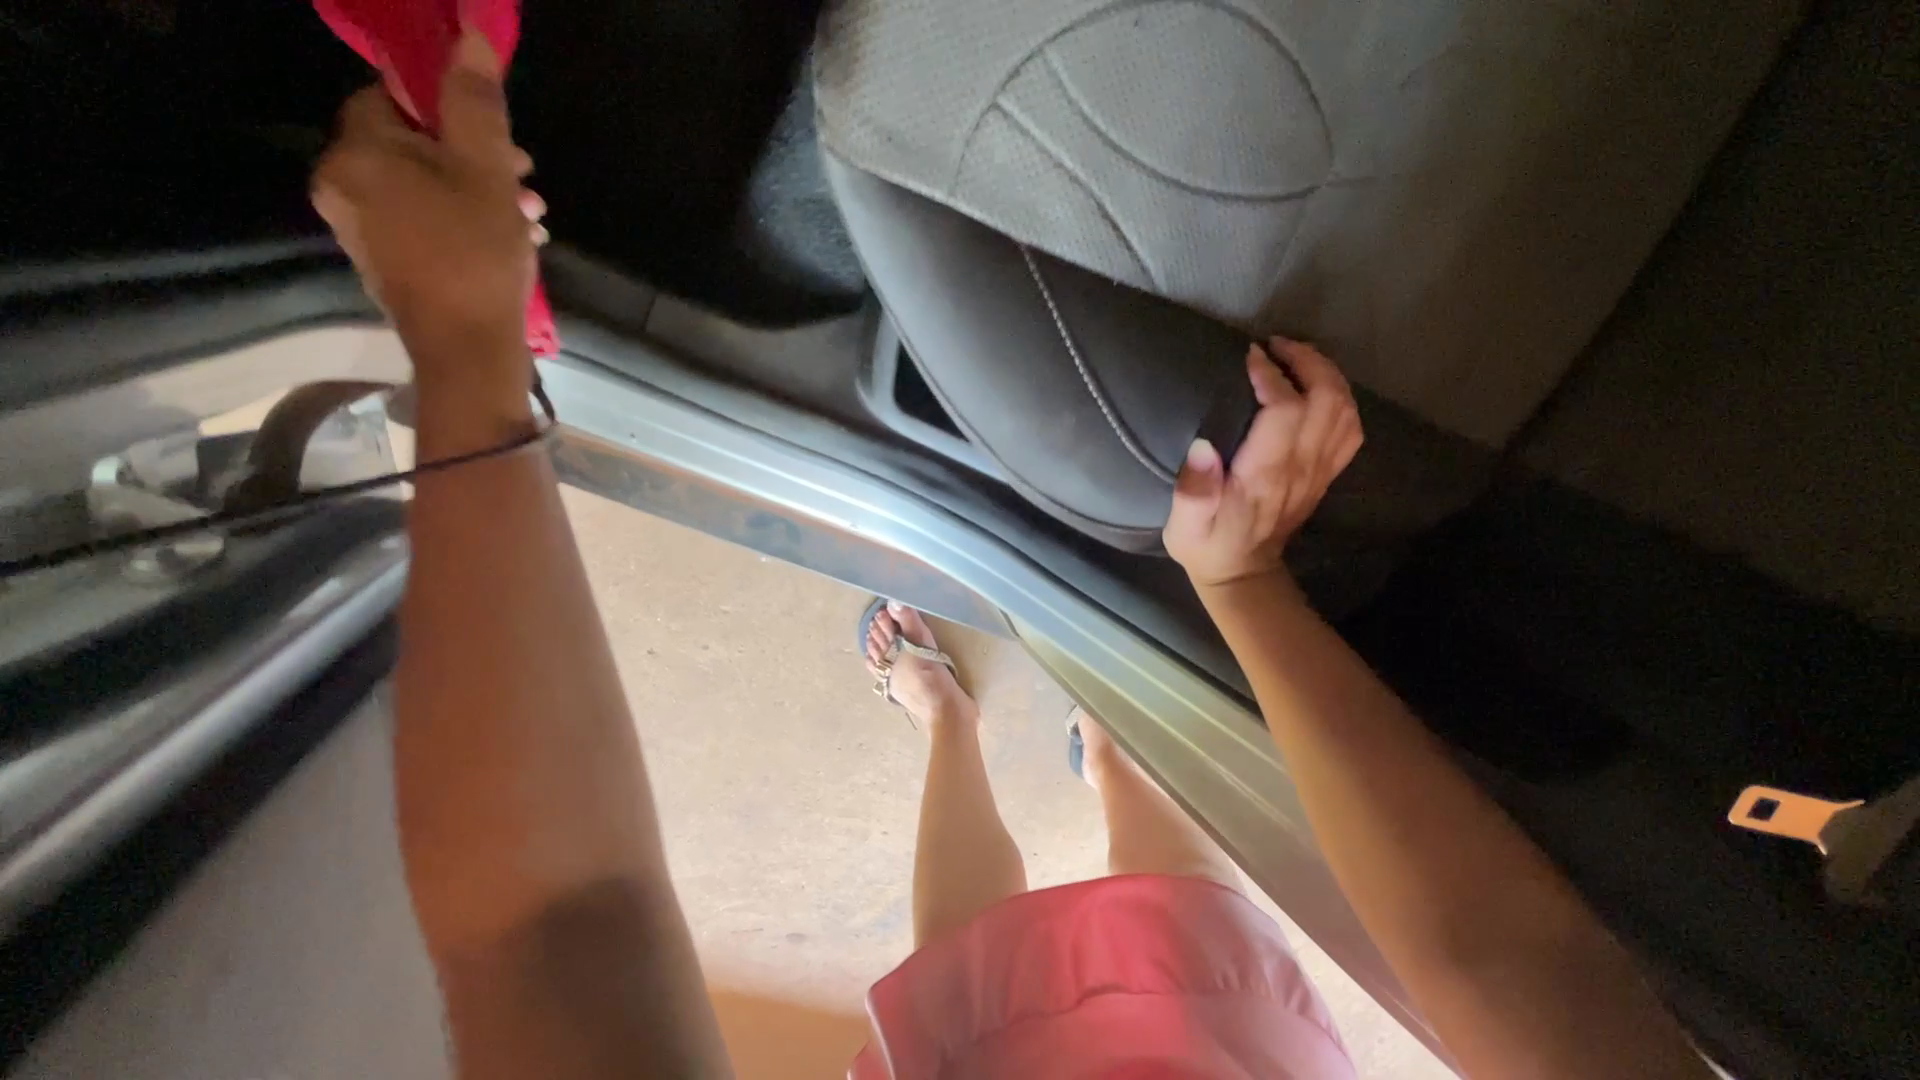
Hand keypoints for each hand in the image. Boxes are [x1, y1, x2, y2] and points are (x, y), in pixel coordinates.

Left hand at [311, 30, 545, 383]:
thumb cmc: (477, 254)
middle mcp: (343, 184)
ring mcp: (358, 228)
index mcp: (358, 152)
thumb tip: (470, 33)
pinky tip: (504, 241)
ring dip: (475, 193)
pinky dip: (458, 222)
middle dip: (472, 157)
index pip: (390, 96)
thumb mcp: (488, 171)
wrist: (467, 349)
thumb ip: (475, 102)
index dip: (447, 106)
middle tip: (526, 181)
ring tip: (527, 218)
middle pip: (409, 145)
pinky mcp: (382, 263)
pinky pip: (418, 222)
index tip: (498, 136)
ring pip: (420, 187)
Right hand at [1163, 338, 1363, 588]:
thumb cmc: (1207, 544)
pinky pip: (1350, 428)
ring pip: (1344, 408)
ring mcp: (1319, 470)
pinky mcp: (1325, 473)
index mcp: (1265, 473)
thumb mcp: (1184, 526)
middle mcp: (1300, 467)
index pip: (1284, 410)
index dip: (1272, 376)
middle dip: (1307, 362)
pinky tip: (1319, 389)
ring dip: (1326, 374)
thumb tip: (1203, 446)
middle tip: (1277, 346)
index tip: (1250, 357)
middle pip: (1327, 399)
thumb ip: (1193, 488)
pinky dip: (1341, 399)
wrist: (1244, 574)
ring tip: (1297, 357)